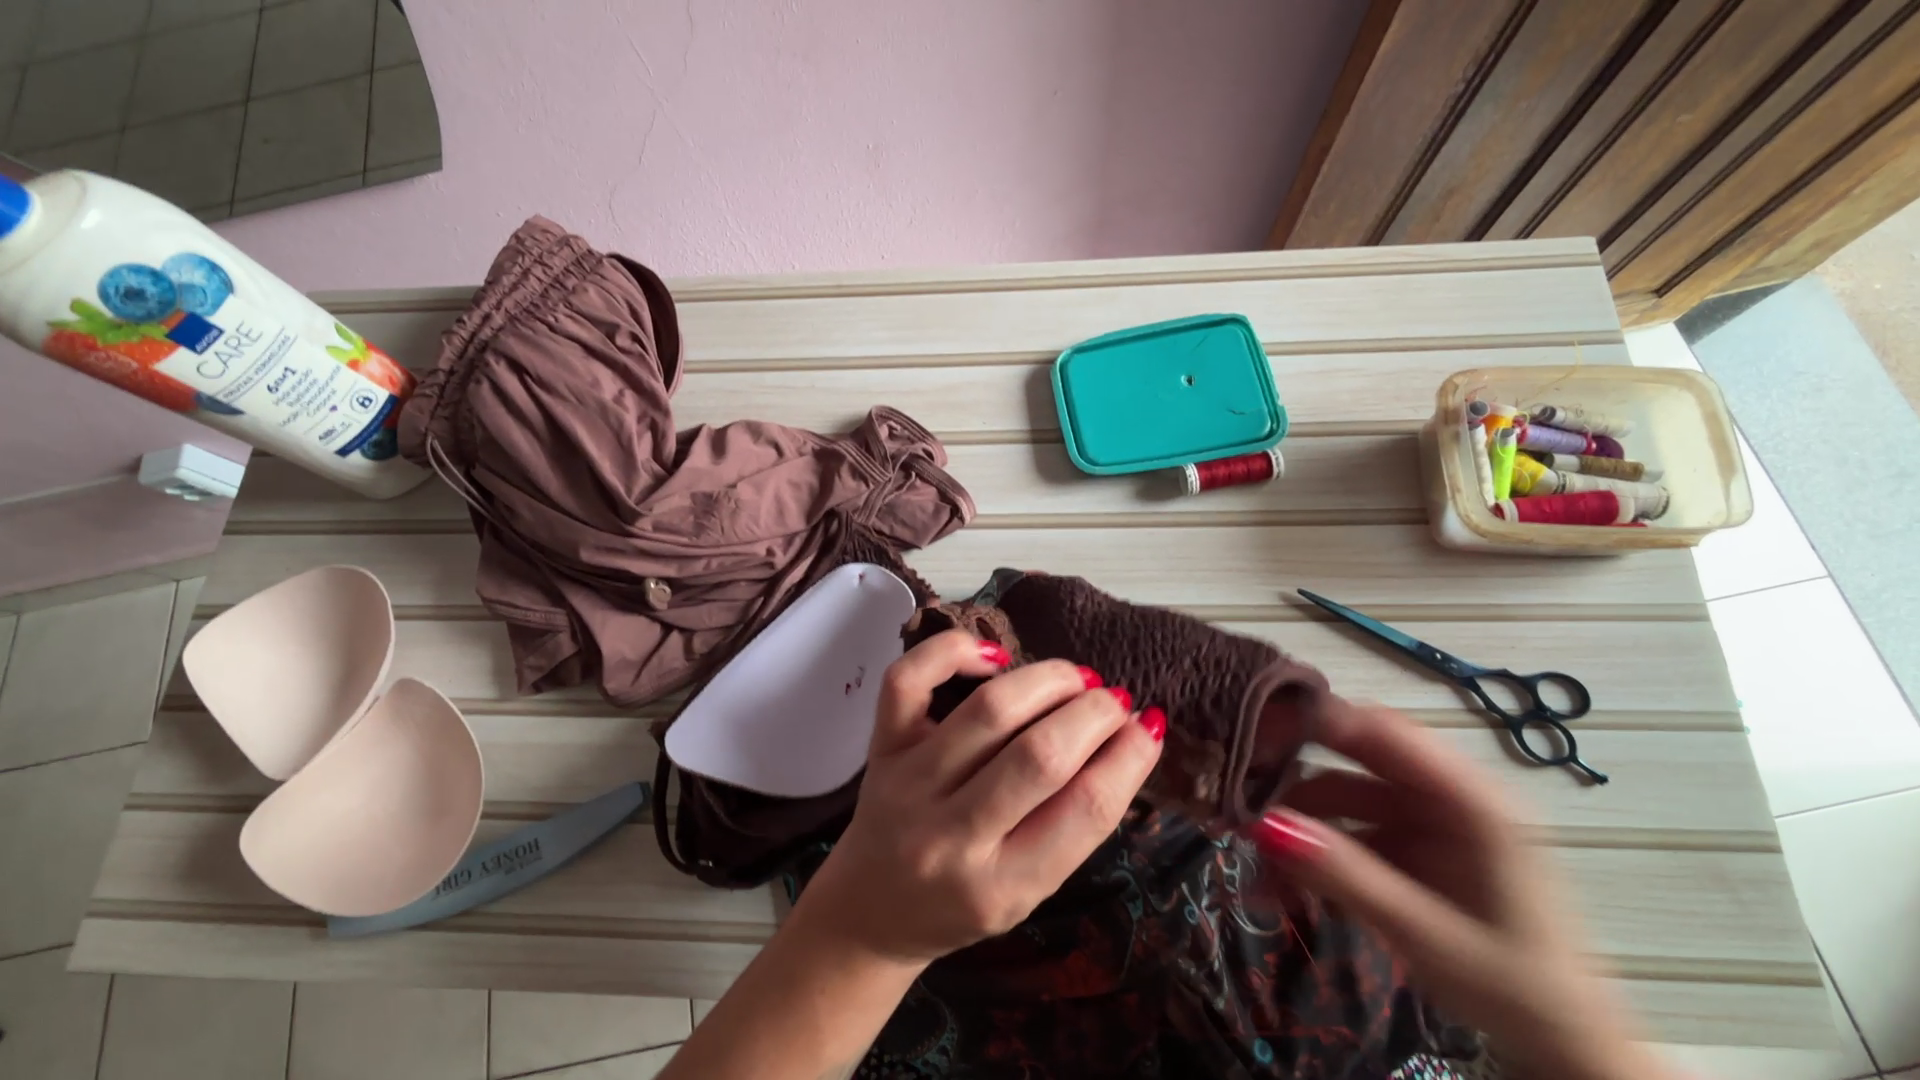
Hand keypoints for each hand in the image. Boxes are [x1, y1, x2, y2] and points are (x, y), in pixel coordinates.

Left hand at [789, 630, 1165, 966]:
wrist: (873, 910)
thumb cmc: (962, 903)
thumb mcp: (1029, 891)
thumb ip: (1074, 825)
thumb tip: (1132, 736)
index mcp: (1002, 886)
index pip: (1084, 811)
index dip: (1128, 757)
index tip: (1148, 725)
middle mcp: (951, 837)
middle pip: (1039, 755)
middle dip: (1093, 714)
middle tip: (1115, 699)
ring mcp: (909, 785)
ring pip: (988, 712)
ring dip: (1048, 681)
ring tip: (1076, 679)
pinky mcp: (881, 746)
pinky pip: (909, 680)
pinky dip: (955, 652)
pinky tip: (995, 659)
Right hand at [1251, 700, 1670, 1079]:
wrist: (1568, 1046)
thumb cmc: (1514, 986)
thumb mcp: (1423, 933)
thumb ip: (1345, 875)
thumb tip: (1261, 825)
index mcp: (1471, 799)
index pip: (1383, 731)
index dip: (1316, 720)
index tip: (1249, 727)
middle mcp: (1448, 795)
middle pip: (1356, 760)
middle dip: (1294, 780)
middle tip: (1233, 796)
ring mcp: (1432, 820)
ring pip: (1346, 796)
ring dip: (1299, 824)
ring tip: (1254, 863)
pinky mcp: (1417, 847)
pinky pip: (1354, 831)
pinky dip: (1318, 851)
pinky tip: (1285, 884)